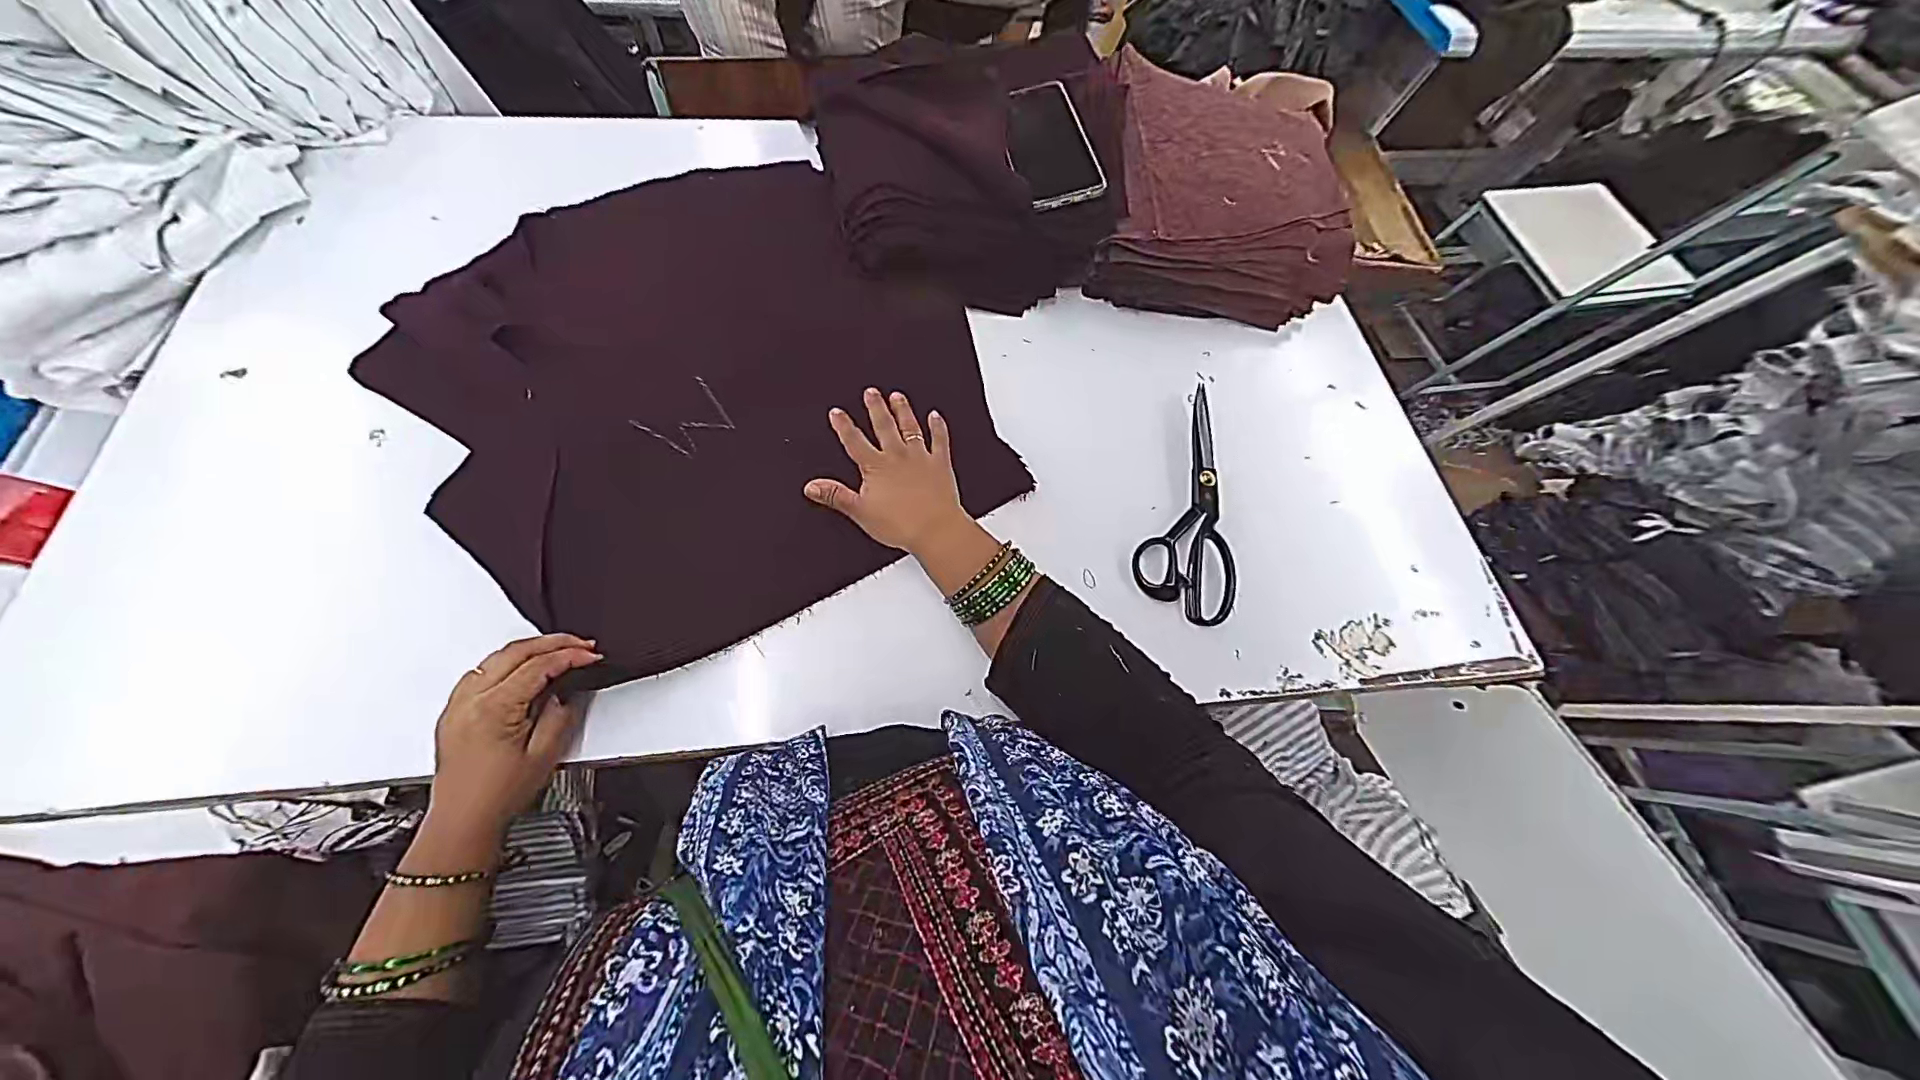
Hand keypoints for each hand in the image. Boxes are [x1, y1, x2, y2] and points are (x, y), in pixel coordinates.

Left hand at [427, 633, 601, 839]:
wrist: (463, 821)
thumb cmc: (497, 796)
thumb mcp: (544, 754)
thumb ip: (559, 715)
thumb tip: (566, 692)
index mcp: (492, 709)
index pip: (537, 666)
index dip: (569, 656)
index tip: (590, 655)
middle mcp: (469, 702)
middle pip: (514, 652)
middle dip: (553, 643)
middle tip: (580, 644)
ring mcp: (457, 705)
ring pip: (495, 658)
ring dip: (529, 649)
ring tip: (557, 651)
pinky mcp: (454, 712)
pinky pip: (480, 672)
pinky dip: (507, 662)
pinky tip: (522, 667)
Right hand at [804, 388, 970, 553]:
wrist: (936, 529)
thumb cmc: (901, 524)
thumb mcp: (860, 511)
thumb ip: (835, 496)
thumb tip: (813, 487)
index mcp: (876, 467)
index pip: (854, 441)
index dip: (844, 426)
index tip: (837, 412)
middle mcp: (898, 457)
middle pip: (884, 426)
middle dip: (875, 407)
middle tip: (871, 392)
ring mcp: (920, 458)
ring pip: (909, 427)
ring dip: (903, 411)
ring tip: (897, 397)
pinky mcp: (940, 464)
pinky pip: (939, 440)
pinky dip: (937, 427)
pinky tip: (935, 416)